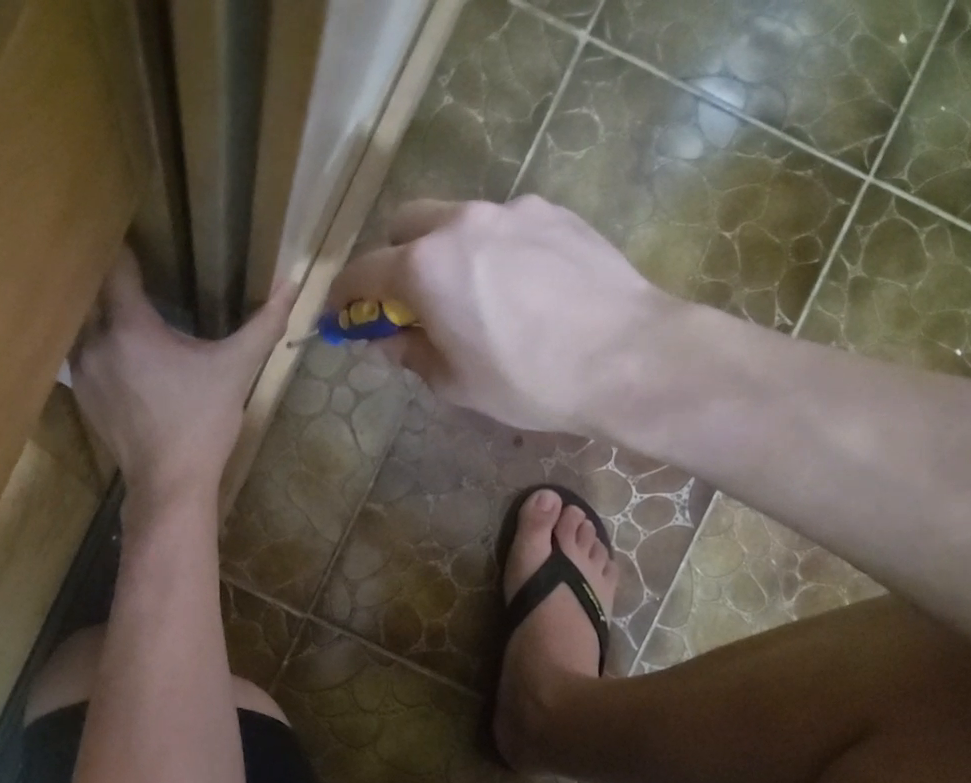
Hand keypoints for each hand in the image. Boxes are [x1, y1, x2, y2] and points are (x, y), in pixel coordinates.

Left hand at [71, 249, 294, 508]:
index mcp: (129, 327)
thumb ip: (265, 323)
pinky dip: (100, 344)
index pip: (117, 267)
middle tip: (140, 271)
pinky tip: (124, 351)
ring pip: (85, 324)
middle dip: (114, 280)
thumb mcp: (237, 369)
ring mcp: (83, 370)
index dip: (129, 249)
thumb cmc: (203, 422)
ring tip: (130, 307)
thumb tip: (293, 282)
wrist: (169, 482)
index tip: (142, 236)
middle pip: (95, 292)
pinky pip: (84, 353)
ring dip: (104, 313)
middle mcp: (95, 342)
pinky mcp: (81, 394)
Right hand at [326, 195, 687, 432]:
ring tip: (475, 294)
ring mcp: (512, 211)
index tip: (340, 315)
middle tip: (409, 300)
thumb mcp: (455, 382)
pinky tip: (523, 286)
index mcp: (425, 266)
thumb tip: (388, 339)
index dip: (344, 296)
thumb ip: (411, 353)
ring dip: (447, 250)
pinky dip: (495, 248)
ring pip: (458, 219)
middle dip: (394, 258)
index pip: (361, 272)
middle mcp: (461, 223)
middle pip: (405, 224)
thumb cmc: (530, 380)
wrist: (629, 357)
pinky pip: (505, 224)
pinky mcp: (555, 213)